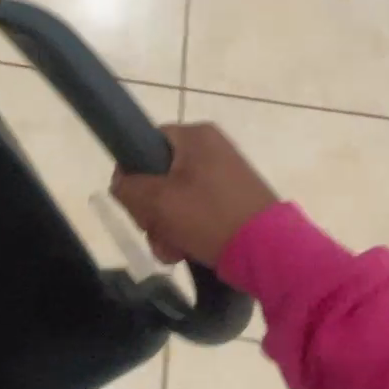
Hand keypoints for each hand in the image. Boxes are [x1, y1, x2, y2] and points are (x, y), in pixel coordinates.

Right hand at [111, 123, 277, 267]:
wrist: (268, 251)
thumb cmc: (209, 216)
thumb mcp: (158, 201)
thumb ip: (128, 188)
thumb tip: (120, 184)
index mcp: (195, 136)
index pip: (144, 144)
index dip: (131, 174)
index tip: (132, 202)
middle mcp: (210, 149)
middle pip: (157, 176)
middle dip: (150, 210)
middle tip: (154, 231)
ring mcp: (223, 175)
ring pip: (173, 198)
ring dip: (164, 226)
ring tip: (171, 249)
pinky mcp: (231, 199)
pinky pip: (194, 210)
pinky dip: (184, 230)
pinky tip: (184, 251)